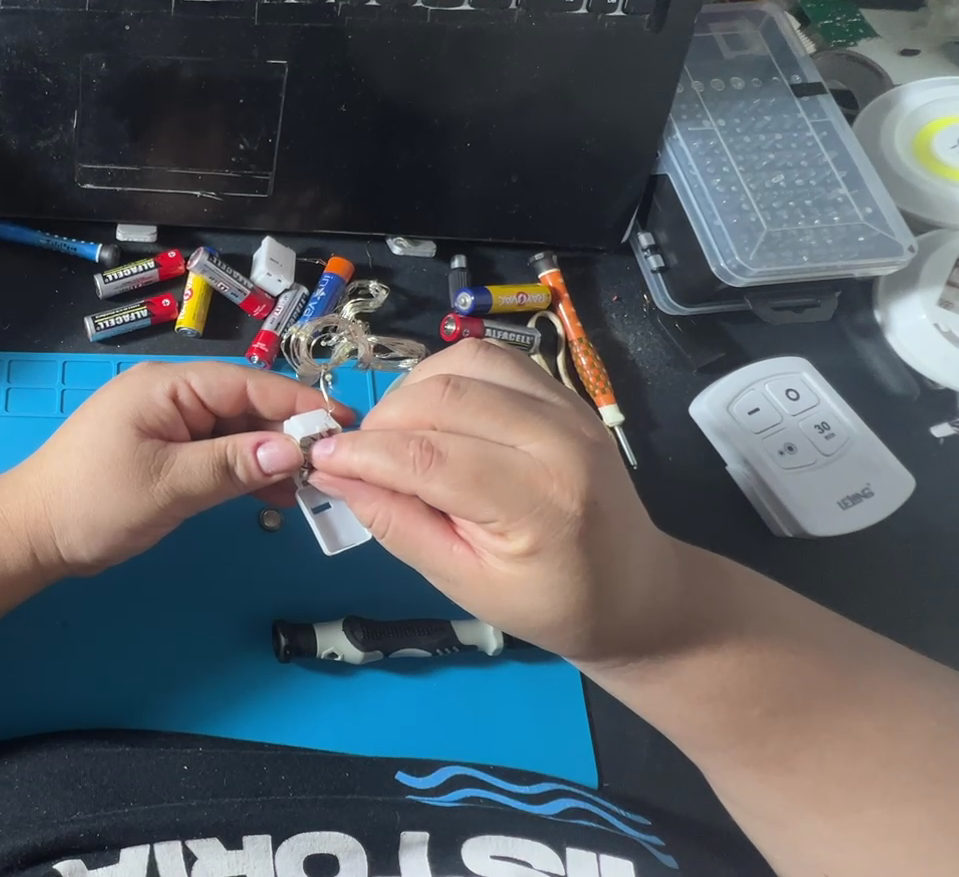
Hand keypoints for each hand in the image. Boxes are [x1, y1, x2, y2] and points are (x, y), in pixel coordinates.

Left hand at [1, 361, 346, 576]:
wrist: (34, 534)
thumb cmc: (93, 502)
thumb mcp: (168, 484)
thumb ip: (232, 465)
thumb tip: (294, 451)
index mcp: (166, 386)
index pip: (244, 384)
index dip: (296, 403)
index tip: (343, 425)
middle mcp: (170, 396)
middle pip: (242, 405)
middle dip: (286, 434)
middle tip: (333, 465)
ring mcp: (167, 423)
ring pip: (233, 431)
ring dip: (268, 456)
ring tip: (311, 487)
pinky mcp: (165, 450)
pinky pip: (215, 452)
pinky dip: (243, 471)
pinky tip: (275, 494)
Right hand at [306, 340, 688, 664]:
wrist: (638, 589)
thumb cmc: (549, 602)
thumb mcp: (463, 583)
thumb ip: (395, 524)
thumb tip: (332, 474)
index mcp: (539, 503)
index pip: (429, 458)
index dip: (362, 454)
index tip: (320, 458)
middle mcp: (558, 440)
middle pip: (441, 398)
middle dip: (381, 423)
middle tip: (360, 456)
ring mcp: (565, 407)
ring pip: (461, 364)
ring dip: (410, 393)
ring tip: (397, 434)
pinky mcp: (560, 392)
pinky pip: (486, 356)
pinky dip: (442, 374)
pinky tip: (431, 411)